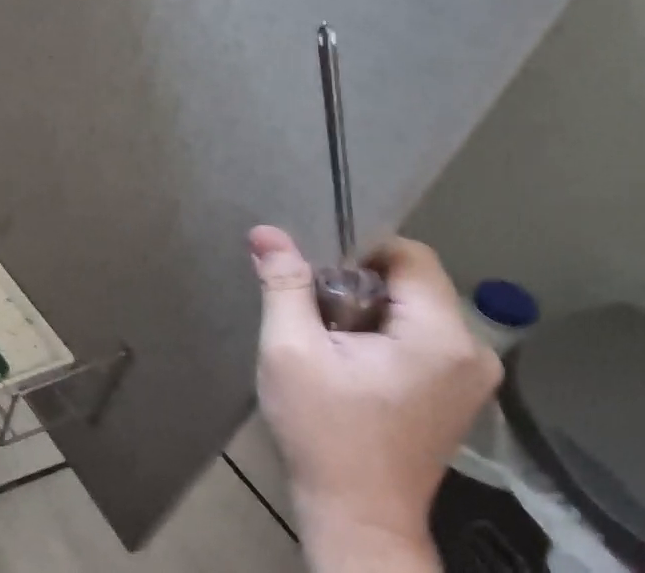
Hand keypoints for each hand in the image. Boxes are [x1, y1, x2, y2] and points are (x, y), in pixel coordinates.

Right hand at [250, 226, 501, 572]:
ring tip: (321, 339)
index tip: (311, 274)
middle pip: (410, 284)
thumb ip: (284, 285)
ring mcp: (470, 378)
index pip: (410, 256)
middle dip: (354, 285)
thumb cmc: (323, 427)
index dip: (356, 251)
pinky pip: (418, 339)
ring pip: (411, 311)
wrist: (356, 510)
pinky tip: (342, 362)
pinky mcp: (456, 395)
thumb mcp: (290, 349)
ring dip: (363, 312)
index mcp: (442, 337)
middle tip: (307, 311)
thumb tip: (267, 232)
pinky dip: (378, 336)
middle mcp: (473, 352)